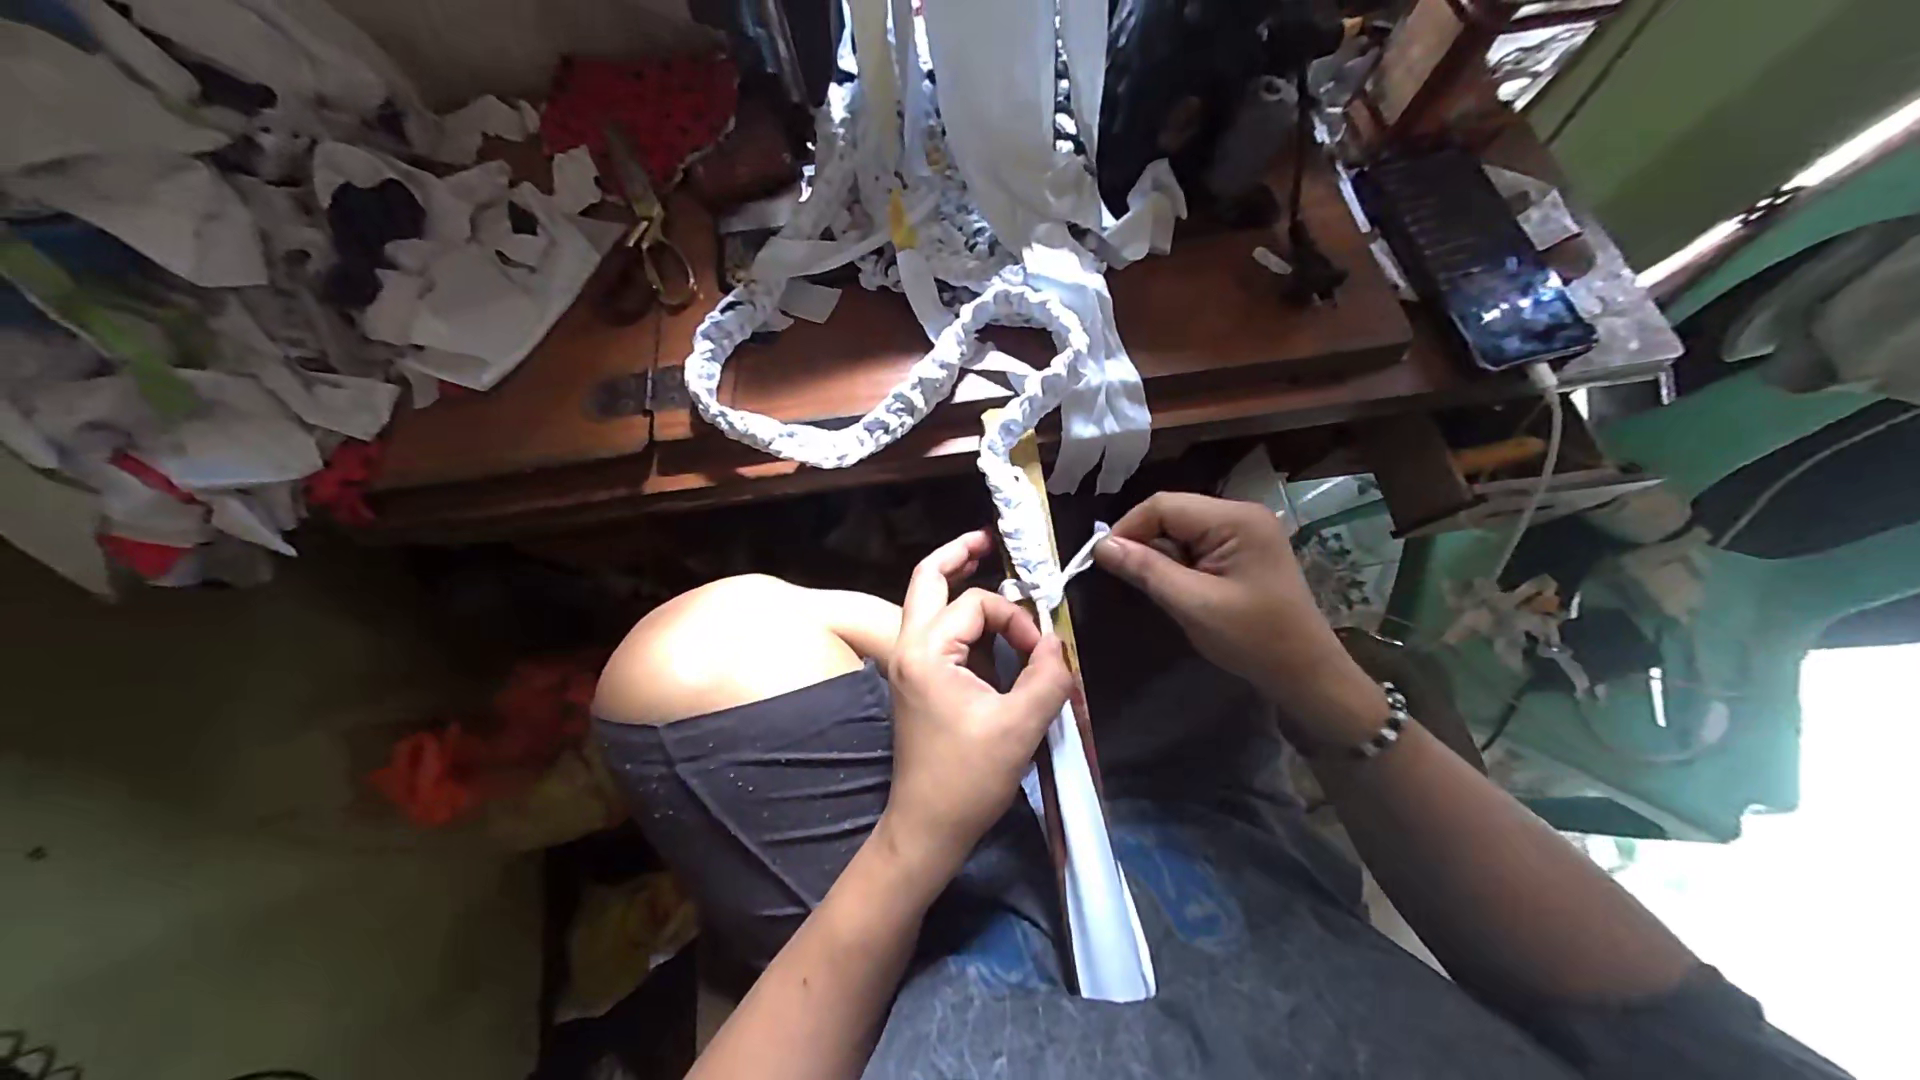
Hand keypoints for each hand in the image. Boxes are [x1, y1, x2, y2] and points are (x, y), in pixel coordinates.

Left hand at [882, 531, 1074, 888]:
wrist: (926, 827)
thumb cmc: (968, 779)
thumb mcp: (1020, 726)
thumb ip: (1047, 677)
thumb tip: (1057, 642)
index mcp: (926, 652)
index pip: (976, 604)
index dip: (1016, 619)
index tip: (1042, 654)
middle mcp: (910, 648)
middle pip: (927, 580)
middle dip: (957, 554)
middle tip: (987, 539)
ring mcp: (909, 665)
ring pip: (928, 604)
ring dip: (958, 584)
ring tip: (987, 565)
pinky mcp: (919, 682)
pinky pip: (939, 633)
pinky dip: (964, 621)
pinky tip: (992, 629)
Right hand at [1092, 492, 1387, 750]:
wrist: (1305, 672)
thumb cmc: (1252, 639)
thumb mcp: (1192, 605)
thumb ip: (1146, 570)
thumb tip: (1101, 546)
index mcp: (1234, 519)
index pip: (1163, 505)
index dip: (1127, 528)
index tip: (1103, 560)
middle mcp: (1241, 514)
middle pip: (1172, 513)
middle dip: (1144, 541)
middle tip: (1125, 576)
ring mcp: (1245, 531)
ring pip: (1181, 529)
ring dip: (1161, 554)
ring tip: (1155, 586)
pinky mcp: (1243, 549)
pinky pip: (1197, 544)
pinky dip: (1178, 562)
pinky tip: (1178, 587)